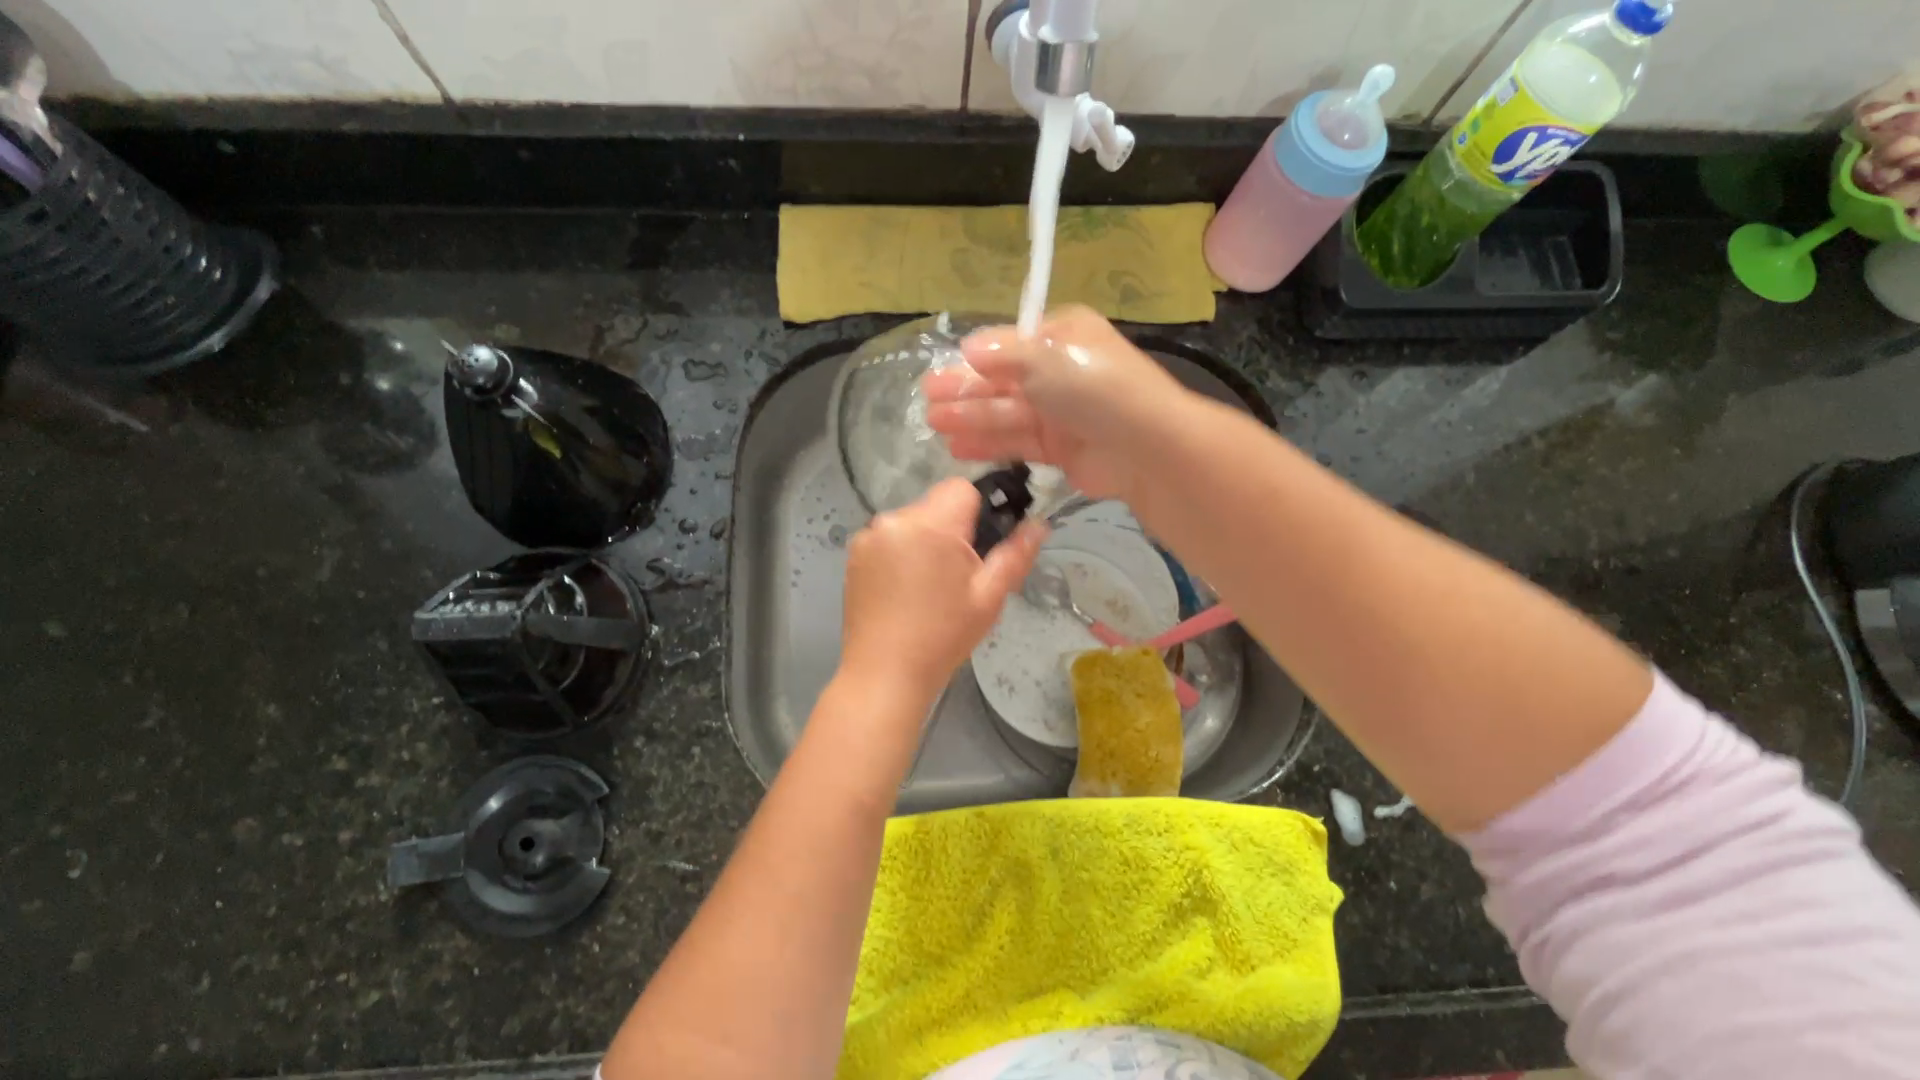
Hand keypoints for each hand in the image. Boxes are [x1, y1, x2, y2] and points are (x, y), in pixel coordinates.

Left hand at [840, 477, 1047, 699]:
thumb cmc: (943, 636)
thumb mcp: (989, 597)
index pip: (962, 488)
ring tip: (928, 588)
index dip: (978, 512)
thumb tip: (1039, 524)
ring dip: (924, 542)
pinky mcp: (854, 556)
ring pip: (912, 522)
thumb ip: (1015, 554)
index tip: (979, 547)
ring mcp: (868, 537)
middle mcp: (894, 520)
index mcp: (930, 525)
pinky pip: (888, 539)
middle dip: (951, 530)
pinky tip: (903, 591)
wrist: (885, 673)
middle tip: (956, 576)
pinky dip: (900, 554)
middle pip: (936, 505)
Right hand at [921, 305, 1189, 499]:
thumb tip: (968, 347)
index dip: (976, 358)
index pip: (1011, 343)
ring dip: (970, 417)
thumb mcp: (1045, 357)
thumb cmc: (1094, 388)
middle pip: (1004, 380)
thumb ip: (1003, 354)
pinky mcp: (1060, 449)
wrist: (1145, 446)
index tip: (943, 369)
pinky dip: (989, 443)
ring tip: (934, 424)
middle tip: (927, 399)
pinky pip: (1017, 442)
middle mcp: (1061, 370)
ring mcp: (1060, 412)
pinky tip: (958, 447)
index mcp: (1064, 335)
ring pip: (1006, 412)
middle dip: (965, 390)